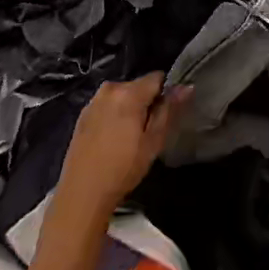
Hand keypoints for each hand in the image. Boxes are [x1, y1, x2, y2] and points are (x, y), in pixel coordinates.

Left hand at [51, 73, 190, 222]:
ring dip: (131, 108)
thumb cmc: (124, 168)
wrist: (83, 192)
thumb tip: (185, 87)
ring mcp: (93, 100)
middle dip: (147, 102)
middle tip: (150, 130)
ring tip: (132, 136)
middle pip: (139, 86)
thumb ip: (169, 110)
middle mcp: (109, 89)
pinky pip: (108, 105)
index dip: (166, 93)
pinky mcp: (83, 114)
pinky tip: (114, 138)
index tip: (166, 115)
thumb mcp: (154, 141)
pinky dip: (115, 115)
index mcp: (128, 92)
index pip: (157, 78)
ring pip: (123, 96)